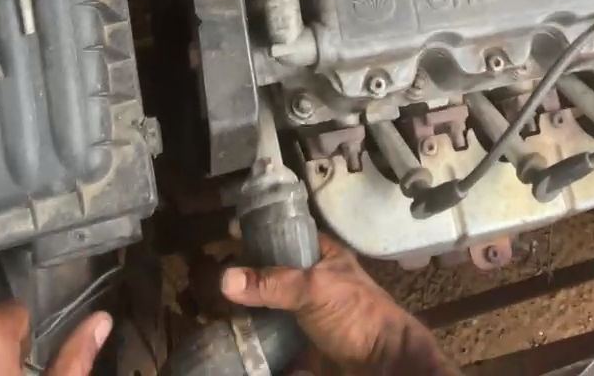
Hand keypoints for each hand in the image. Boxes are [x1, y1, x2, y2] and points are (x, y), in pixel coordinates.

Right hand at [220, 237, 455, 375]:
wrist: (381, 364)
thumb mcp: (313, 288)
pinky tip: (231, 342)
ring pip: (269, 309)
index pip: (285, 236)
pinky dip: (254, 343)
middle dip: (245, 278)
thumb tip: (224, 278)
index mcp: (321, 256)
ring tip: (213, 311)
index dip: (259, 233)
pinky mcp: (301, 347)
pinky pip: (272, 342)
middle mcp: (312, 282)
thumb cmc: (354, 312)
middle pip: (272, 275)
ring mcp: (306, 316)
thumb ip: (271, 283)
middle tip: (212, 278)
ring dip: (245, 313)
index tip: (228, 232)